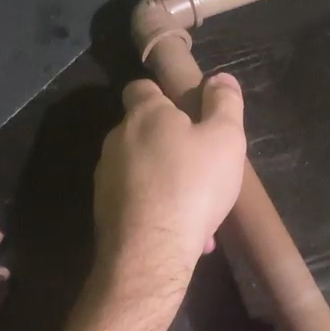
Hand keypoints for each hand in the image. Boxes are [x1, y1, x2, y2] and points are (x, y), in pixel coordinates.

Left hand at [92, 73, 245, 275]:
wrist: (151, 252)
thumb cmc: (193, 186)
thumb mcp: (225, 140)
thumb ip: (225, 104)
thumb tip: (221, 78)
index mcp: (145, 115)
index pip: (142, 88)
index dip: (164, 95)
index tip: (187, 111)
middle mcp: (117, 140)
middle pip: (143, 130)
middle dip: (169, 143)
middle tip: (201, 162)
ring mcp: (106, 177)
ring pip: (141, 170)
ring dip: (166, 180)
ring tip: (199, 206)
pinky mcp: (104, 210)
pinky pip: (137, 201)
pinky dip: (158, 208)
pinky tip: (186, 231)